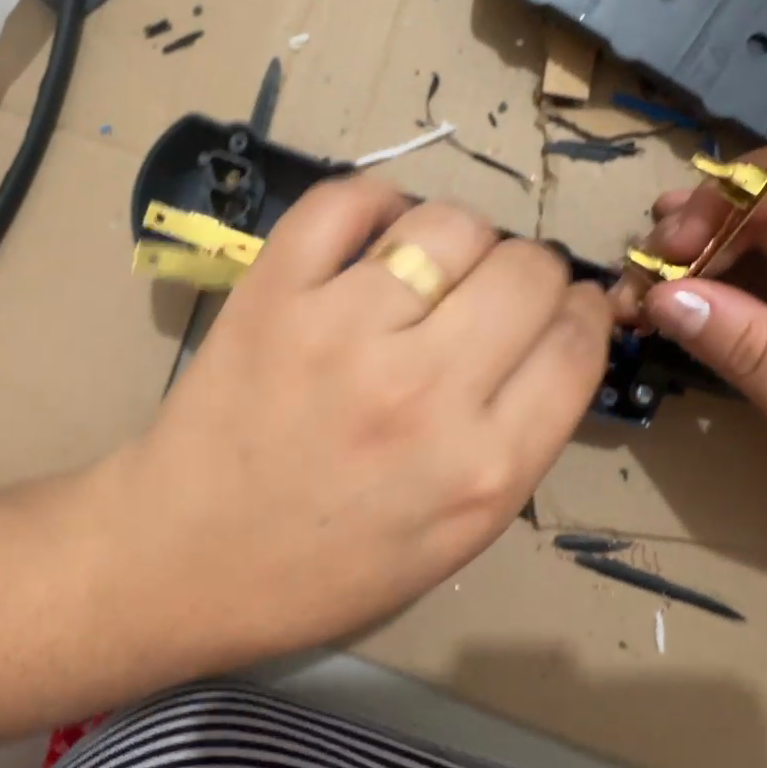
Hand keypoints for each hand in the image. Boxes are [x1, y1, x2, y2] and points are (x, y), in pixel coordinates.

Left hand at [112, 178, 610, 665]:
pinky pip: (346, 201)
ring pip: (449, 224)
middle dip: (527, 270)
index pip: (575, 343)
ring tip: (430, 263)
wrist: (186, 556)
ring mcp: (343, 331)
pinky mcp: (274, 292)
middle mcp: (425, 390)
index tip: (560, 307)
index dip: (579, 311)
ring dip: (458, 236)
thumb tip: (551, 336)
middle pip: (526, 270)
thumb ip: (518, 442)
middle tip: (492, 288)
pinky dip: (374, 202)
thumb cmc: (325, 566)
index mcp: (484, 467)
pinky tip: (374, 232)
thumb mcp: (454, 537)